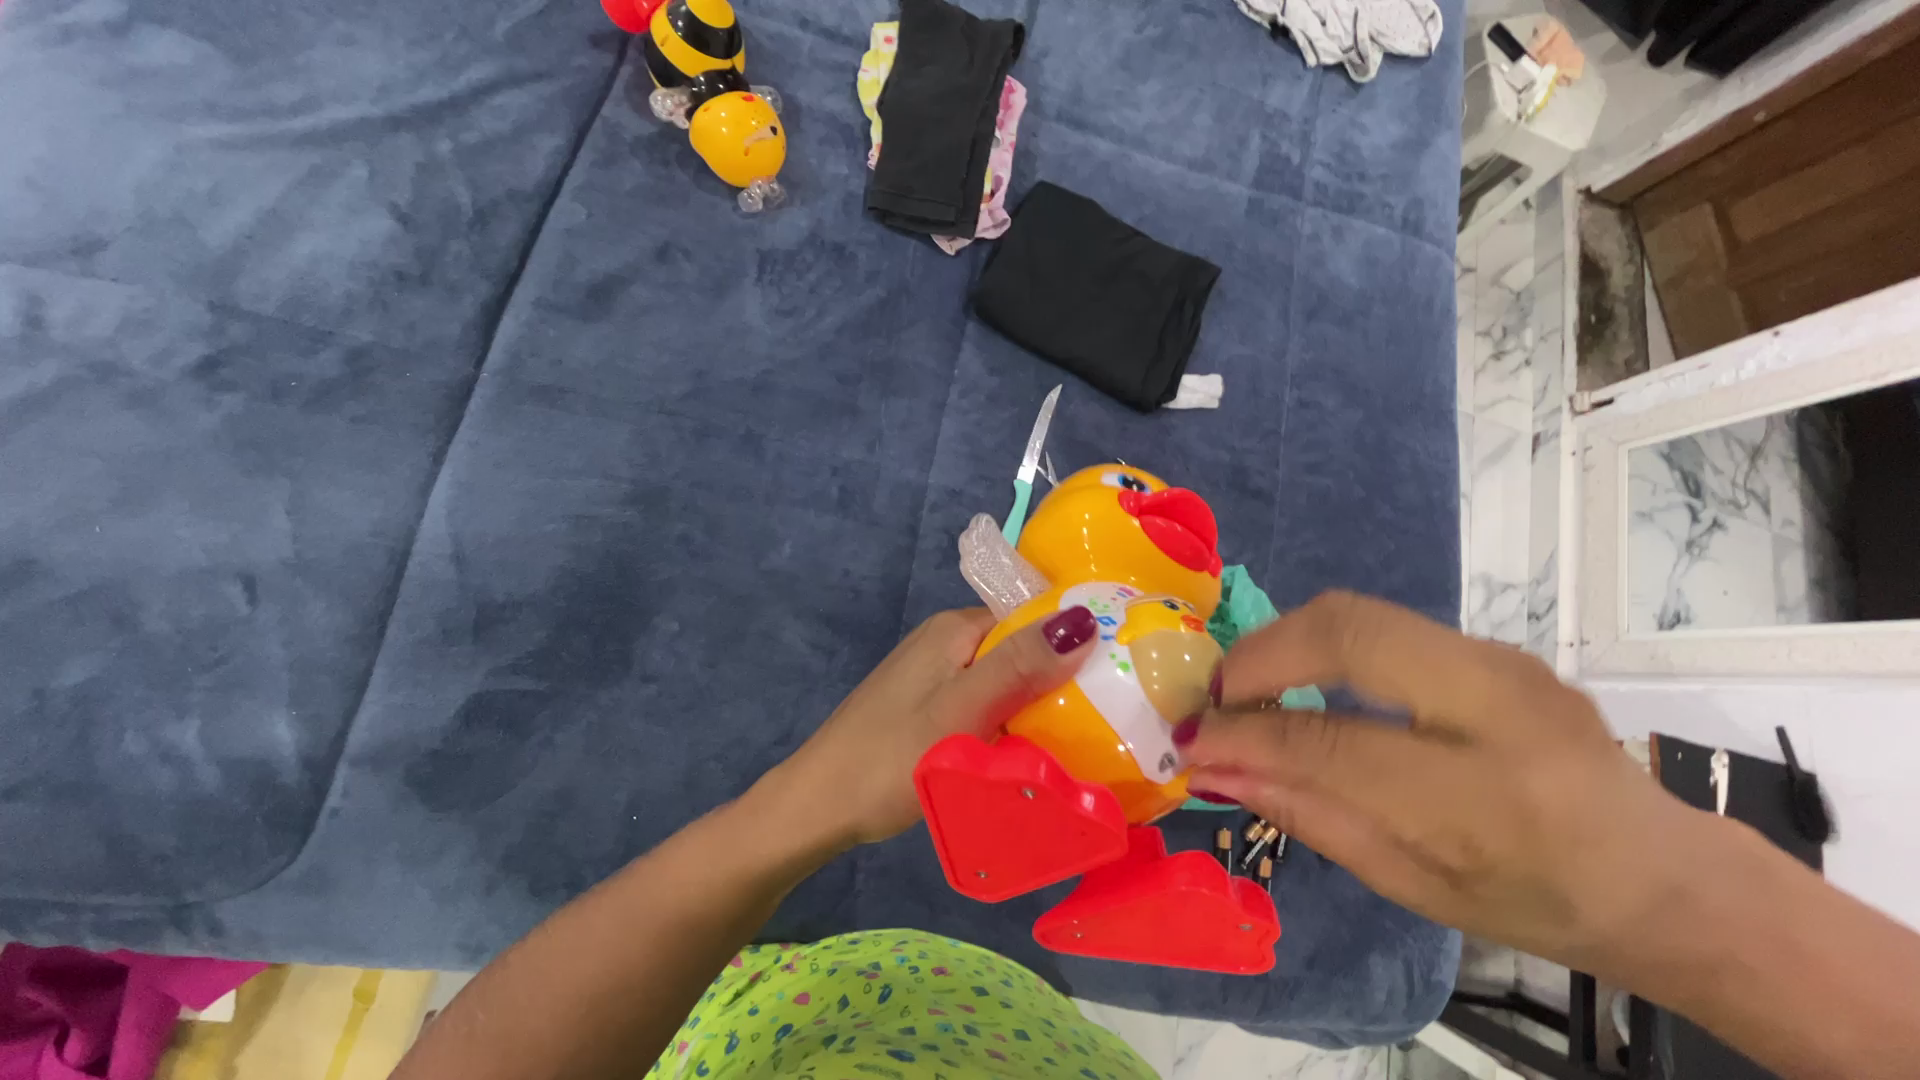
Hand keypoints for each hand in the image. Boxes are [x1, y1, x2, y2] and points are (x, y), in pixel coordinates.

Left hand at [772, 606, 1098, 848]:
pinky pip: (986, 708)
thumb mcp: (963, 711)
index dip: (1076, 643)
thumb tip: (1084, 616)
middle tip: (1113, 722)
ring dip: (1038, 708)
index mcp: (955, 630)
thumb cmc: (891, 758)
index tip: (1122, 679)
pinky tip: (1034, 756)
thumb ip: (1020, 666)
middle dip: (1062, 682)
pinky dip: (1011, 726)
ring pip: (1006, 684)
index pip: (1032, 619)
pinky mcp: (929, 712)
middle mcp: (946, 644)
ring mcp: (935, 679)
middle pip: (1022, 651)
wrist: (818, 807)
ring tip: (1087, 743)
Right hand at [1176, 591, 1705, 972]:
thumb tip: (1215, 769)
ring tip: (1248, 691)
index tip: (1190, 740)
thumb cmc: (1535, 904)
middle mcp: (1498, 706)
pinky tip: (1304, 685)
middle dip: (1258, 655)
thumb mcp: (1413, 885)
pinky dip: (1320, 647)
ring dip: (1283, 644)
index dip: (1243, 735)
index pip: (1329, 742)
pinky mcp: (1496, 647)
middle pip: (1345, 631)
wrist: (1664, 876)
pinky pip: (1383, 627)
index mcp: (1484, 797)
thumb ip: (1307, 815)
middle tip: (1216, 697)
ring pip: (1357, 614)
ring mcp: (1503, 662)